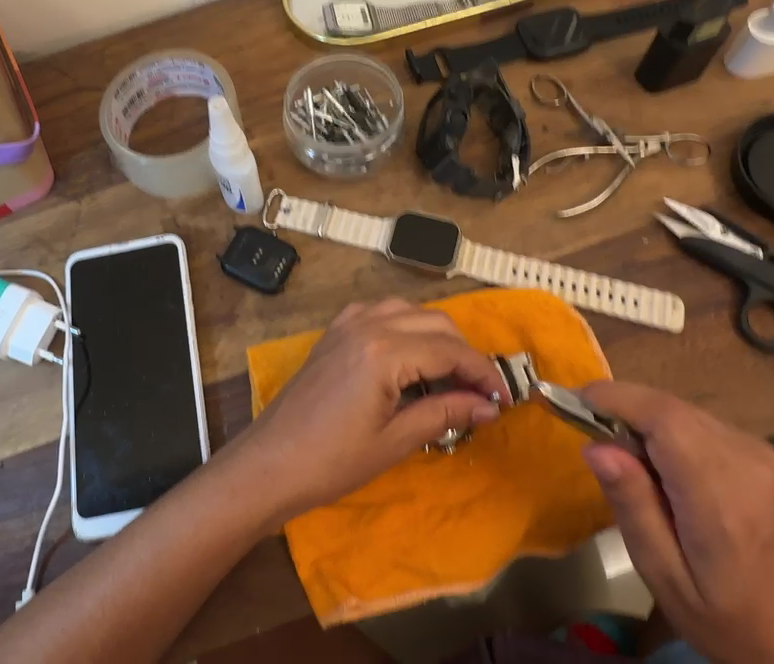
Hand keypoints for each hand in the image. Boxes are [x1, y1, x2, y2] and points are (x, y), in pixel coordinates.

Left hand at [223, 299, 509, 524]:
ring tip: (449, 376)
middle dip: (464, 353)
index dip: (484, 374)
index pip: (451, 350)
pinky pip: (380, 313)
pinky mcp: (333, 333)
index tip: (503, 401)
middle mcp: (367, 325)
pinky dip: (405, 327)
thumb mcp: (395, 442)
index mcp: (383, 352)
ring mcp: (346, 324)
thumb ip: (444, 413)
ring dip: (437, 336)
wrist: (270, 463)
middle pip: (435, 321)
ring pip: (409, 310)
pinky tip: (410, 359)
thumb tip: (489, 406)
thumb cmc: (332, 462)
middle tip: (479, 393)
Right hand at [580, 382, 773, 663]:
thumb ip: (633, 506)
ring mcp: (765, 458)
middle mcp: (747, 460)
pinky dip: (678, 435)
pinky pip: (709, 429)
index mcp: (720, 492)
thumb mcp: (667, 578)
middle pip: (672, 408)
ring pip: (689, 414)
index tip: (575, 402)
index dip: (615, 397)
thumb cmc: (734, 623)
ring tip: (634, 468)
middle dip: (626, 411)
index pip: (661, 415)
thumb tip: (596, 447)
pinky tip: (672, 476)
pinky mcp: (772, 462)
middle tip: (598, 444)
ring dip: (651, 424)